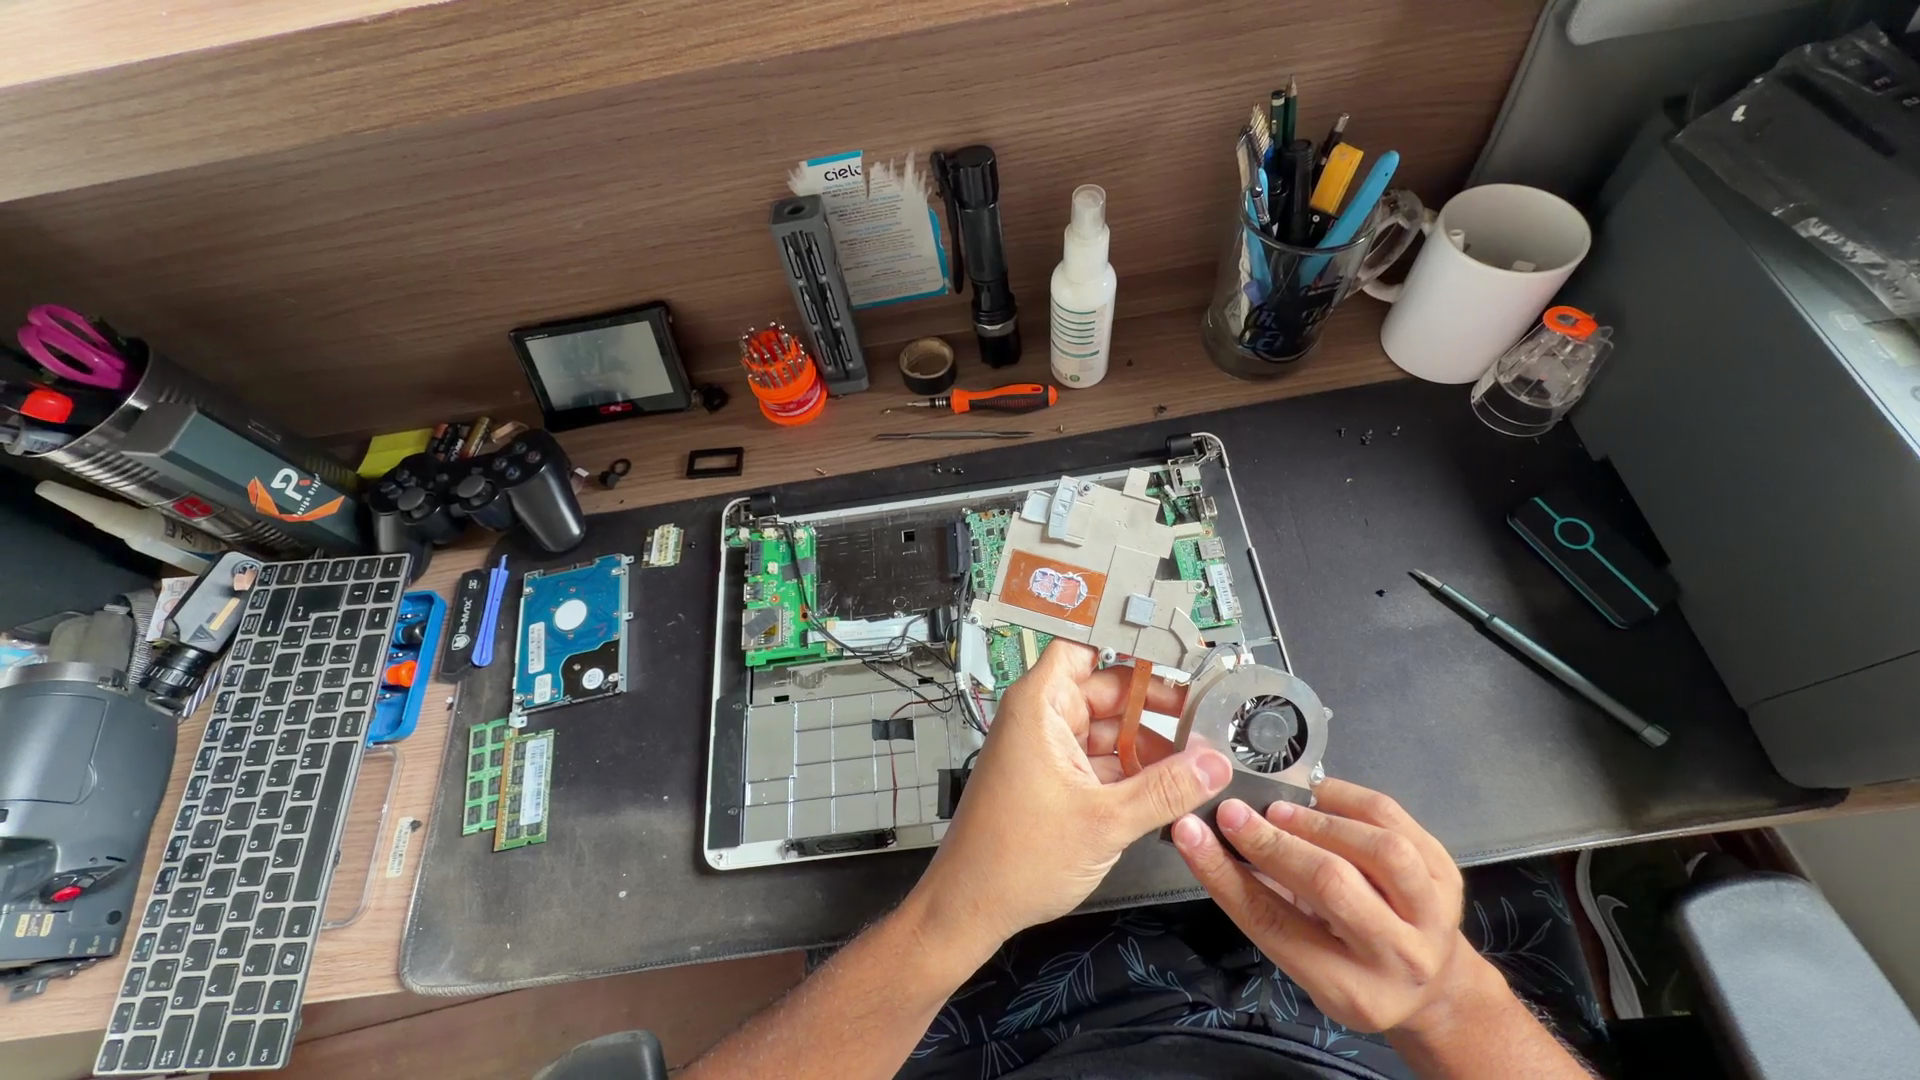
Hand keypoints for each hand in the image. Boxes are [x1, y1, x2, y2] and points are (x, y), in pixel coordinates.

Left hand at [912, 639, 1233, 953]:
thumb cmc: (1014, 857)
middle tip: (1201, 712)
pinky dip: (1129, 768)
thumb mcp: (1105, 821)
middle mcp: (1040, 718)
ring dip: (1145, 741)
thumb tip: (1212, 764)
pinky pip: (1097, 758)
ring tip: (1194, 756)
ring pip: (1105, 727)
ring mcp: (1046, 749)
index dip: (1125, 643)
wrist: (972, 906)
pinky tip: (1167, 785)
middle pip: (1105, 688)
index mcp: (1039, 705)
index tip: (1173, 648)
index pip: (1083, 647)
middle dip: (1152, 701)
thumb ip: (1166, 790)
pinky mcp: (1052, 778)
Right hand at [1170, 778, 1504, 1036]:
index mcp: (1349, 988)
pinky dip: (1346, 797)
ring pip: (1378, 850)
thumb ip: (1257, 899)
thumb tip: (1204, 835)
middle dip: (1273, 841)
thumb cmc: (1347, 964)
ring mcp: (1432, 912)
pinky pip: (1395, 818)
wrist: (1433, 983)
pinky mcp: (1446, 871)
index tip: (1191, 831)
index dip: (1224, 873)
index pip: (1274, 924)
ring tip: (1279, 809)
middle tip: (1232, 812)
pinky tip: (1313, 795)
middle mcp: (1399, 956)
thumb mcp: (1299, 954)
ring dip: (1317, 822)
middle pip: (1332, 886)